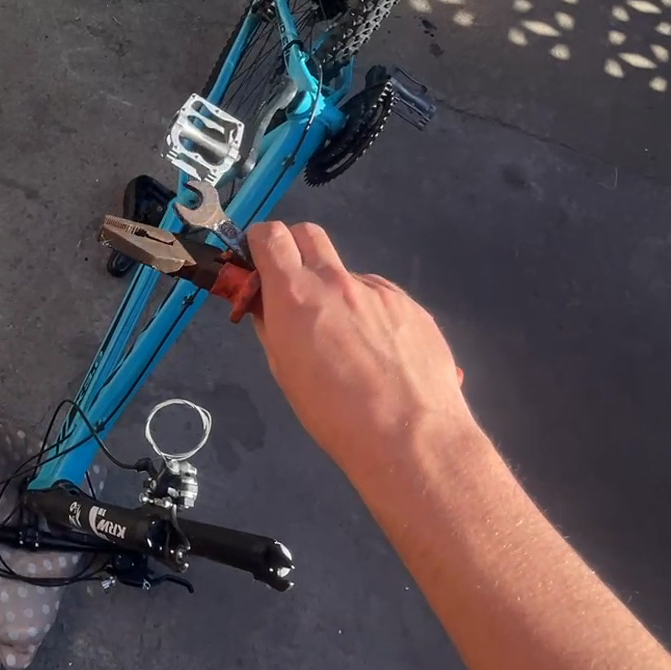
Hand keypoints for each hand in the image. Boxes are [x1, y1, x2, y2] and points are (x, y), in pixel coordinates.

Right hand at [246, 222, 472, 476]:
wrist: (409, 436)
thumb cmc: (331, 412)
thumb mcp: (282, 368)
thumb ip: (272, 325)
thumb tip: (268, 306)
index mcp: (295, 295)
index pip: (270, 236)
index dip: (259, 243)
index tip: (258, 262)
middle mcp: (336, 282)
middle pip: (308, 233)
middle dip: (294, 249)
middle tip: (294, 286)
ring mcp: (379, 291)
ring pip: (346, 274)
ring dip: (336, 293)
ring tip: (350, 343)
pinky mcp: (412, 306)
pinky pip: (380, 298)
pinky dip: (370, 314)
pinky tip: (380, 354)